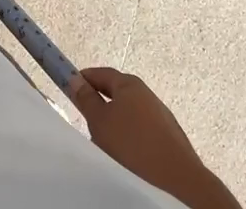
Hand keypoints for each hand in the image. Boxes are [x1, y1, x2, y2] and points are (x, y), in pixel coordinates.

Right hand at [67, 67, 240, 208]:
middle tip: (84, 116)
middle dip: (99, 101)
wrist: (174, 173)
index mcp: (128, 83)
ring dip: (113, 119)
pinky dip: (128, 133)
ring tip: (103, 139)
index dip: (84, 78)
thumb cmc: (130, 143)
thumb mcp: (99, 121)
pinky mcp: (166, 132)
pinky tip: (124, 151)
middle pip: (116, 90)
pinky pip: (139, 126)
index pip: (101, 73)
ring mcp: (158, 112)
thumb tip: (75, 78)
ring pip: (127, 110)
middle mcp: (145, 92)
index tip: (70, 89)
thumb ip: (85, 98)